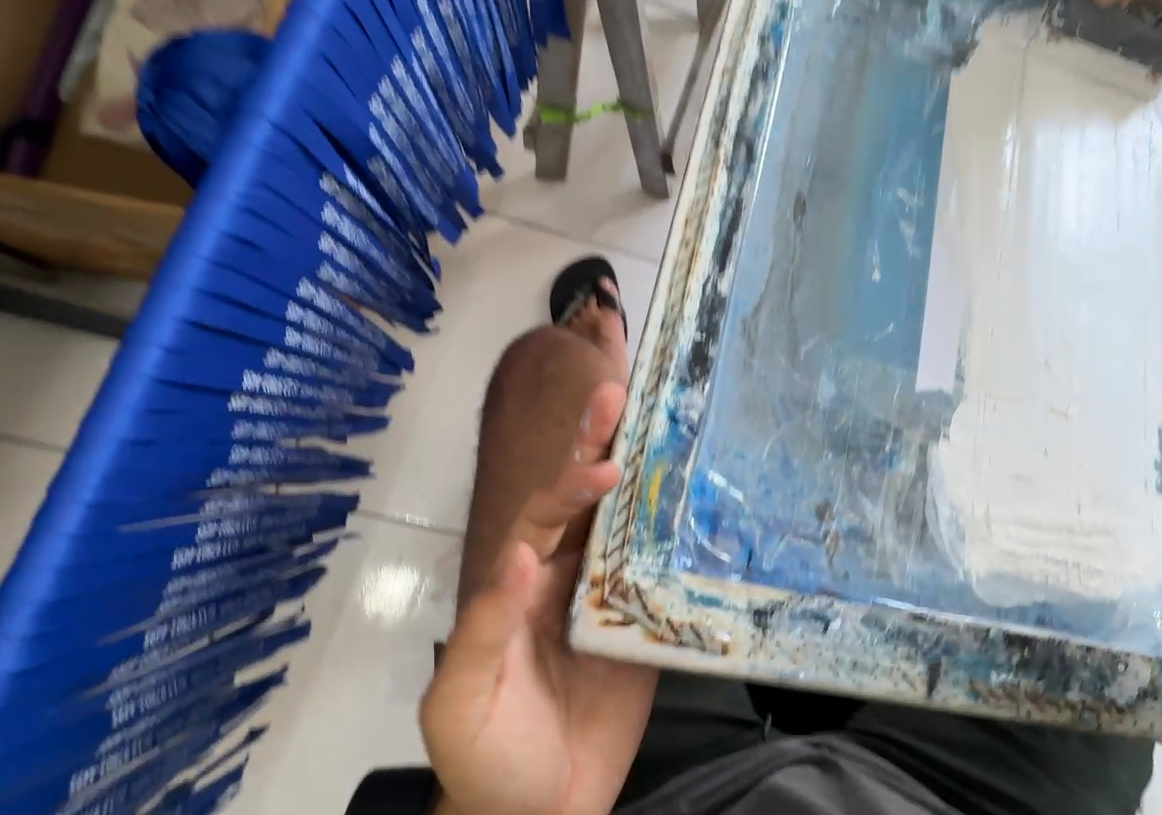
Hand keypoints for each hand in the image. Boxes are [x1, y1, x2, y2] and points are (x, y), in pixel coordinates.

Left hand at [421, 383, 658, 814]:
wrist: (541, 814)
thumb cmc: (487, 757)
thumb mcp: (461, 701)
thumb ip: (483, 630)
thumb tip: (515, 558)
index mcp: (518, 583)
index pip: (541, 518)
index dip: (568, 487)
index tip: (602, 465)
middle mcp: (565, 574)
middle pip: (585, 500)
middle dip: (598, 445)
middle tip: (617, 389)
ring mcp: (610, 595)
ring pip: (627, 520)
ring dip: (642, 471)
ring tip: (663, 419)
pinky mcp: (647, 621)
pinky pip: (665, 567)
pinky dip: (680, 527)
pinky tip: (701, 491)